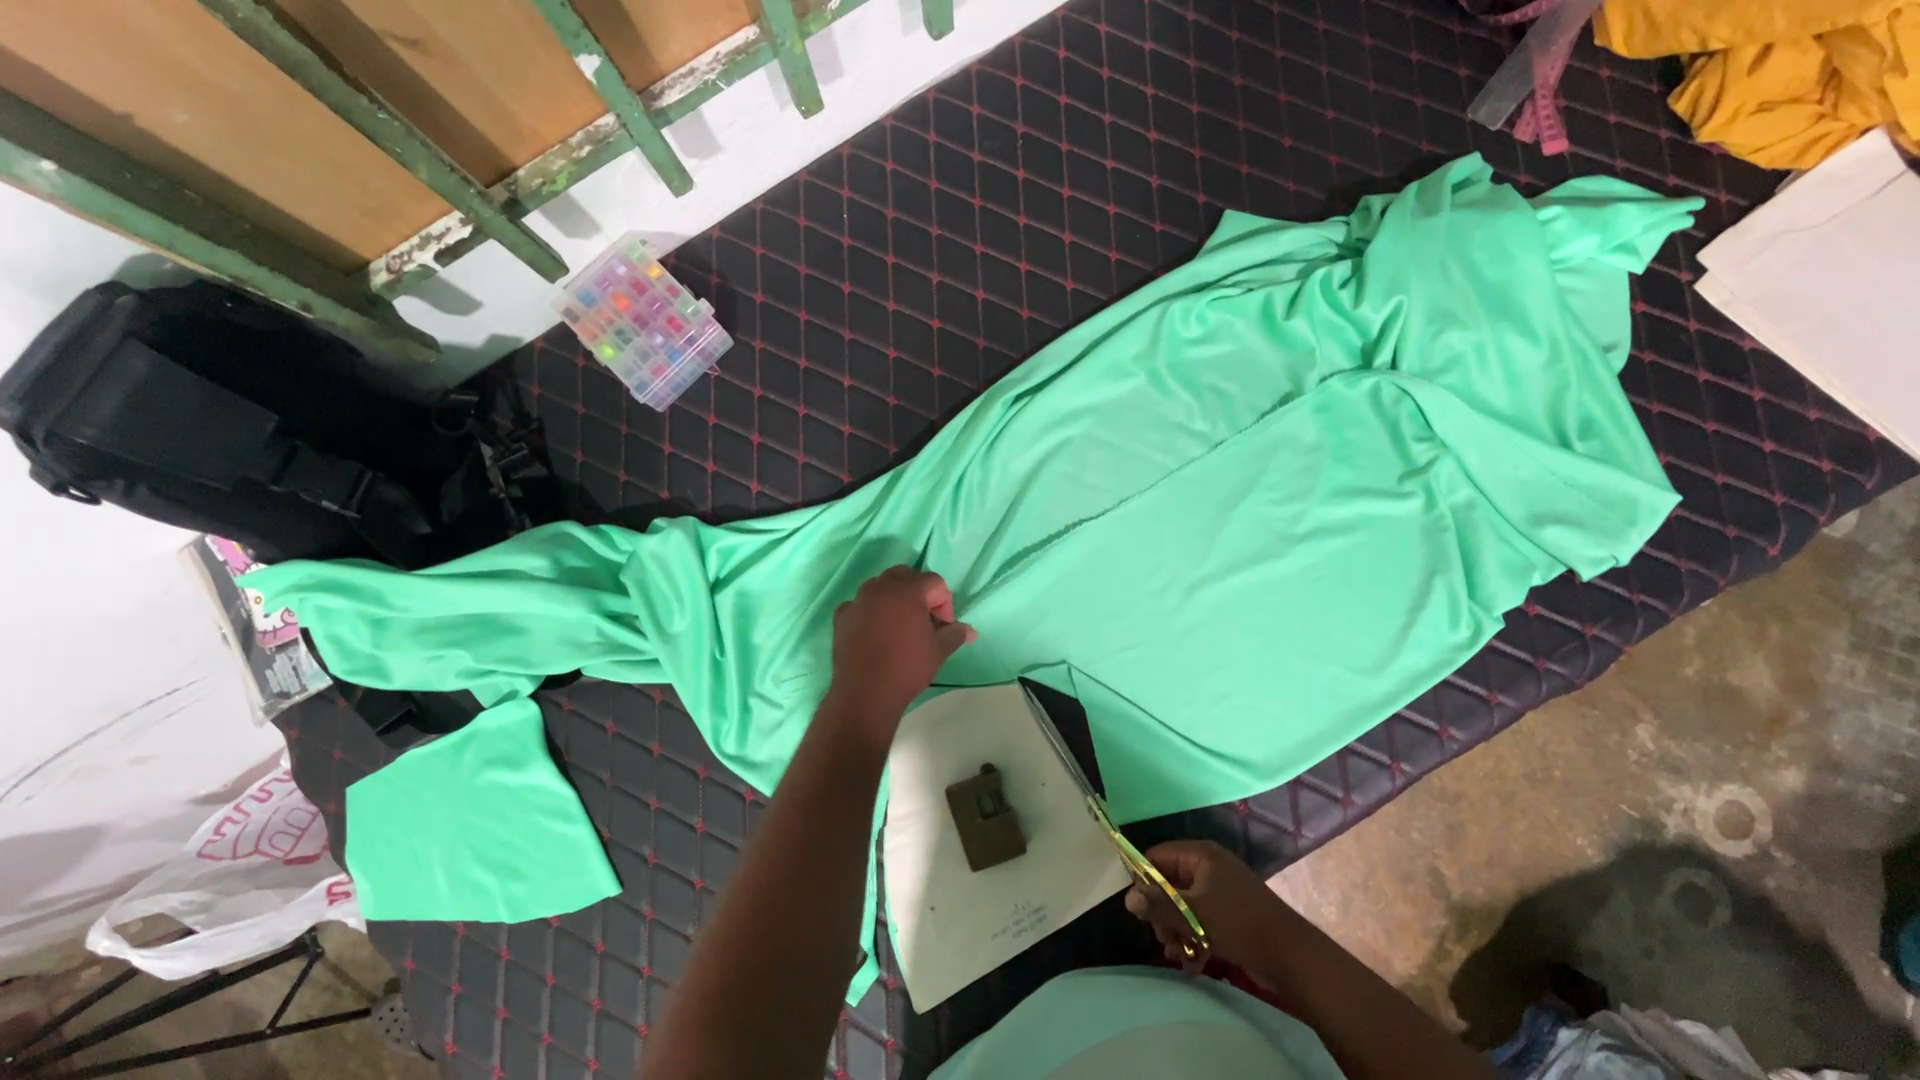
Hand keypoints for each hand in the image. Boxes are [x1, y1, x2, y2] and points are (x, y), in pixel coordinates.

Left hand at [826, 567, 974, 732]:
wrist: (866, 694)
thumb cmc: (907, 668)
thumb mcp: (939, 650)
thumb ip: (955, 633)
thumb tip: (970, 631)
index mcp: (908, 591)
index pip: (935, 582)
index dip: (944, 603)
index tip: (943, 627)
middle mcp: (880, 587)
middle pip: (905, 576)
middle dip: (919, 592)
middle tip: (923, 619)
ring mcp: (858, 600)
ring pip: (880, 586)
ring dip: (894, 598)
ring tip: (899, 626)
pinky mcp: (842, 615)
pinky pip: (860, 604)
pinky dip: (870, 611)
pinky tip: (875, 633)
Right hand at [1125, 839, 1286, 974]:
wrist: (1291, 956)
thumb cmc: (1239, 924)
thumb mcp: (1193, 914)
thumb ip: (1158, 905)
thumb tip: (1128, 899)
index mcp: (1202, 856)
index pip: (1158, 856)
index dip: (1144, 880)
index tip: (1138, 908)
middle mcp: (1210, 868)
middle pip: (1169, 884)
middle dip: (1162, 914)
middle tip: (1162, 936)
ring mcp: (1221, 893)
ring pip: (1183, 908)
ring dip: (1176, 931)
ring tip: (1177, 953)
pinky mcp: (1229, 916)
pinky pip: (1200, 923)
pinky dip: (1193, 940)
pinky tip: (1192, 963)